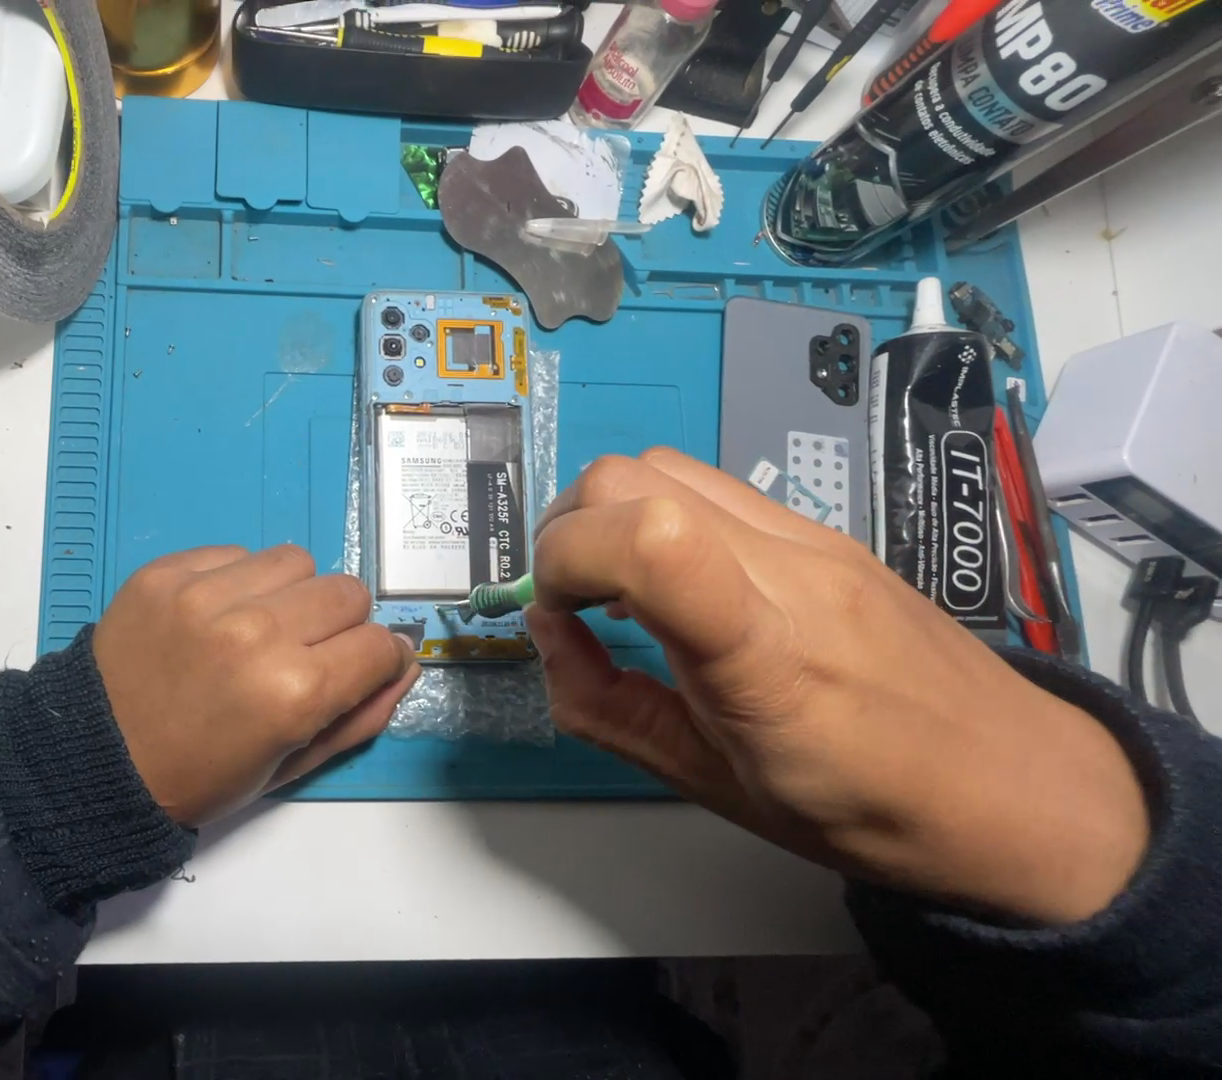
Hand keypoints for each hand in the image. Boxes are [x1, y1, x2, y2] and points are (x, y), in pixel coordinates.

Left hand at [93, 545, 418, 825]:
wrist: (96, 758)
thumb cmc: (199, 777)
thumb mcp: (289, 768)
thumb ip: (360, 716)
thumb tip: (404, 662)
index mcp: (296, 692)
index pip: (379, 644)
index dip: (378, 658)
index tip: (359, 666)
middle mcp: (258, 631)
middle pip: (346, 592)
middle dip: (341, 625)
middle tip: (305, 652)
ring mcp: (208, 594)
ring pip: (296, 560)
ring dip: (293, 593)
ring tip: (260, 626)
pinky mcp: (168, 570)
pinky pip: (237, 553)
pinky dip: (241, 580)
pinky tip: (217, 615)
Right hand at [529, 448, 1146, 924]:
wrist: (1023, 789)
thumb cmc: (858, 809)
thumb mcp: (700, 780)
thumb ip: (600, 703)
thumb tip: (545, 625)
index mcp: (762, 652)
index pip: (649, 540)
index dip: (565, 557)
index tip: (556, 612)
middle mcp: (786, 568)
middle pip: (629, 478)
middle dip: (564, 529)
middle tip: (567, 598)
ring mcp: (808, 535)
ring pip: (660, 466)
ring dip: (601, 514)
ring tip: (607, 583)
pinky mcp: (817, 527)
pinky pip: (703, 486)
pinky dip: (646, 513)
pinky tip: (659, 578)